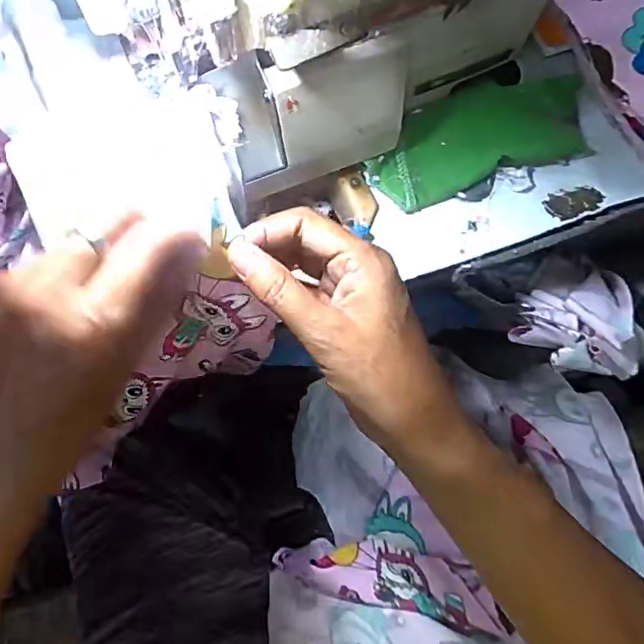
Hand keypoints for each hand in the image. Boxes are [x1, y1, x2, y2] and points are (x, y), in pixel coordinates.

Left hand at [0, 215, 201, 531]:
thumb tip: (184, 257)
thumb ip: (155, 307)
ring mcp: (19, 280)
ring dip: (100, 248)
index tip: (189, 237)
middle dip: (136, 230)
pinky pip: (47, 257)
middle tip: (151, 250)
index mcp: (96, 318)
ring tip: (107, 277)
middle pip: (108, 225)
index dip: (176, 233)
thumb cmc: (67, 431)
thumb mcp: (122, 372)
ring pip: (76, 238)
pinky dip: (68, 266)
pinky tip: (68, 294)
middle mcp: (55, 285)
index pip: (149, 243)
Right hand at [226, 208, 460, 454]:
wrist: (414, 420)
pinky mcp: (346, 306)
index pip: (305, 223)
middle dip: (267, 246)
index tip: (232, 250)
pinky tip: (261, 294)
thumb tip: (235, 251)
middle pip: (305, 238)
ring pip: (305, 261)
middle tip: (229, 263)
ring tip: (238, 276)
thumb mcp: (320, 329)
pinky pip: (310, 284)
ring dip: (273, 265)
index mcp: (361, 258)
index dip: (266, 230)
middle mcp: (358, 263)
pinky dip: (285, 286)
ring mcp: (353, 284)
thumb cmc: (373, 373)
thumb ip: (276, 287)